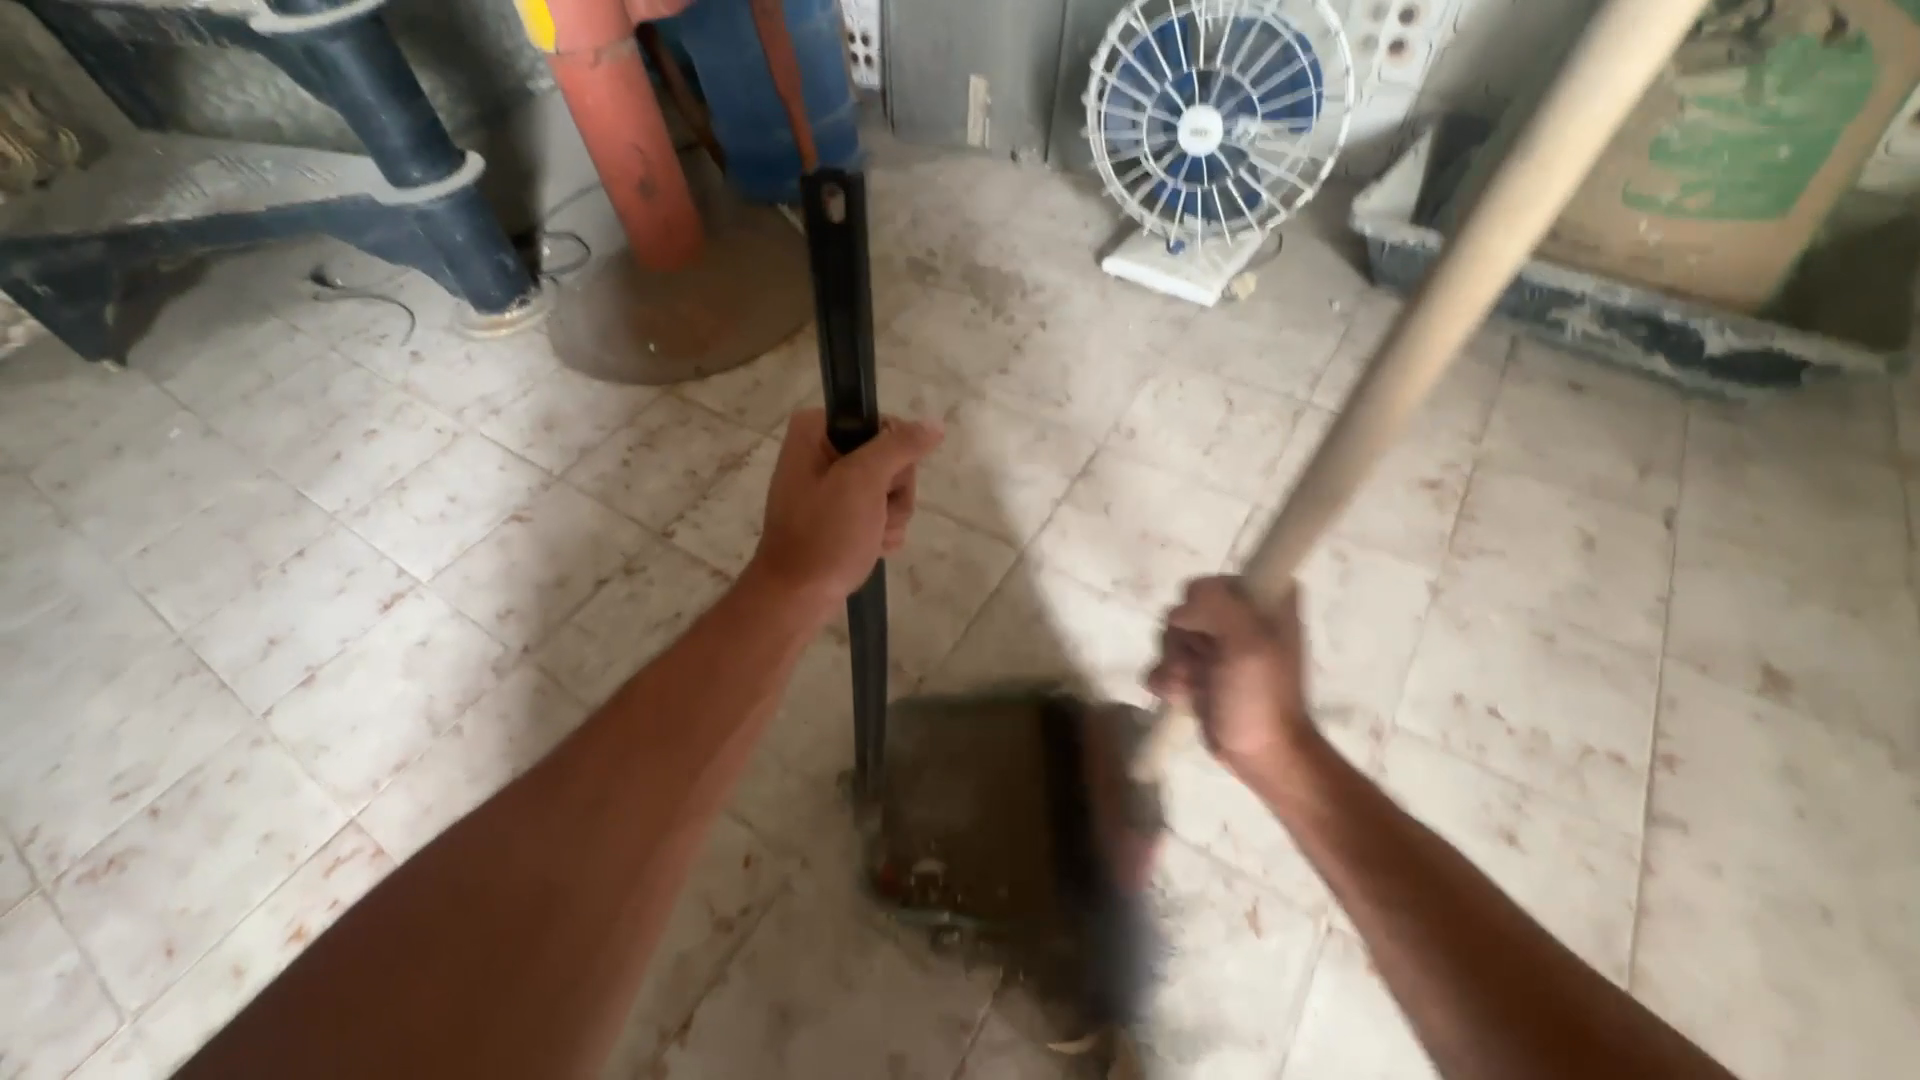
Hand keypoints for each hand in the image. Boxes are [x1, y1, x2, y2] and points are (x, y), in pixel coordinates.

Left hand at [748, 408, 943, 616]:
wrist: (799, 596)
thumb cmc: (824, 535)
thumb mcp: (862, 482)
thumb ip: (899, 446)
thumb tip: (934, 425)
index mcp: (815, 430)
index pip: (882, 424)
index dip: (893, 455)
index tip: (880, 482)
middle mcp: (822, 451)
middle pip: (891, 458)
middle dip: (893, 492)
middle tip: (873, 514)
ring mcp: (832, 486)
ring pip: (892, 488)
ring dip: (890, 517)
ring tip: (869, 537)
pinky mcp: (840, 515)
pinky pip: (881, 512)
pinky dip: (882, 531)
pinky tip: (869, 546)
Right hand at [1147, 576, 1313, 778]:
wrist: (1260, 752)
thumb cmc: (1261, 696)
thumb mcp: (1248, 641)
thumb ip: (1215, 604)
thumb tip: (1180, 610)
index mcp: (1263, 598)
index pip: (1210, 582)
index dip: (1203, 608)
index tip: (1215, 632)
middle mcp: (1238, 614)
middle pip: (1183, 610)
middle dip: (1186, 642)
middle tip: (1211, 665)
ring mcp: (1215, 644)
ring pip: (1169, 636)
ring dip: (1177, 665)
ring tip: (1199, 687)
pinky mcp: (1196, 669)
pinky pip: (1162, 662)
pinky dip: (1168, 681)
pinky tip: (1185, 697)